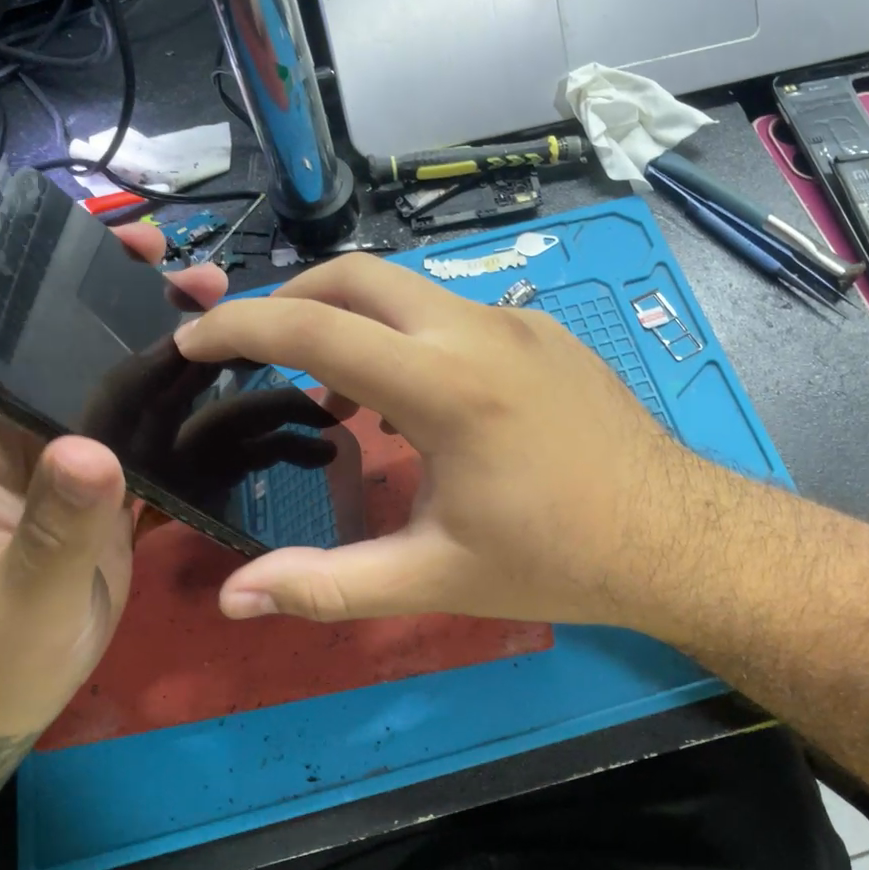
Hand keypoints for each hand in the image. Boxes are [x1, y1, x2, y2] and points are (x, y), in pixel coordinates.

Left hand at [0, 224, 225, 738]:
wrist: (7, 698)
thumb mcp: (20, 599)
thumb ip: (55, 530)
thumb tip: (93, 450)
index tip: (47, 274)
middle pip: (23, 334)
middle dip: (83, 287)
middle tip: (157, 257)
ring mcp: (48, 451)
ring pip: (84, 367)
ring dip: (138, 328)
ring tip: (206, 295)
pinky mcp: (93, 475)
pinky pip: (126, 413)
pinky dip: (166, 386)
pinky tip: (216, 371)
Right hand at [174, 254, 715, 633]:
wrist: (675, 536)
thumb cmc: (555, 559)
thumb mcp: (435, 578)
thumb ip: (328, 585)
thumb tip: (236, 595)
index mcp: (444, 386)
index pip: (315, 328)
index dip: (240, 326)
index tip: (193, 338)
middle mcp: (476, 330)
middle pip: (357, 274)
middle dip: (291, 298)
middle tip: (254, 351)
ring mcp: (515, 322)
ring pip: (406, 289)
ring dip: (351, 320)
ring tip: (334, 398)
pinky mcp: (540, 331)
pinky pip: (450, 313)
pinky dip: (404, 337)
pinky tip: (411, 403)